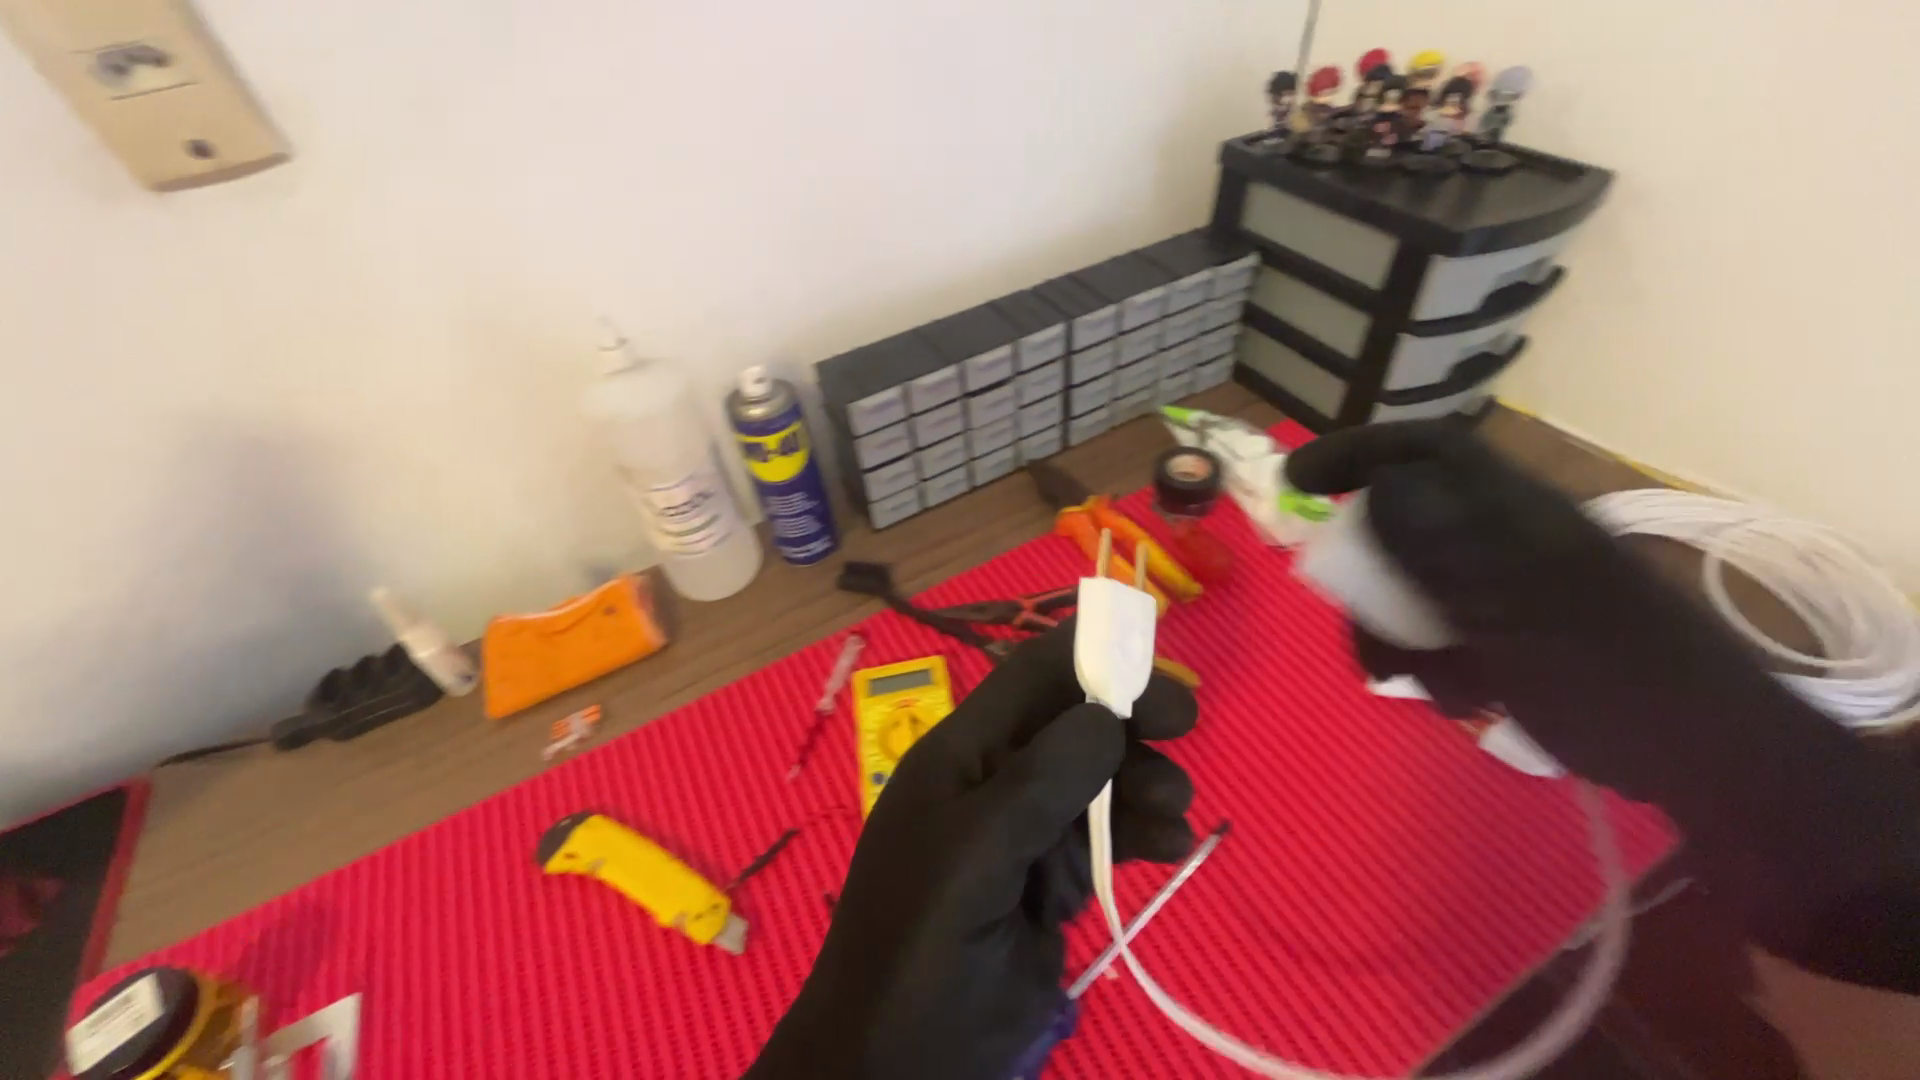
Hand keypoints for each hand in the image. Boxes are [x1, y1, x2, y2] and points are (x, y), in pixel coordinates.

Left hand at [744, 622, 1197, 1079]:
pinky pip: (1104, 837)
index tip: (1154, 661)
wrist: (898, 1061)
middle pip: (1073, 723)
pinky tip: (1173, 845)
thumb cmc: (922, 943)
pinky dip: (1141, 832)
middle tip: (1185, 724)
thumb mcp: (976, 851)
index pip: (1029, 676)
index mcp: (962, 753)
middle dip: (1128, 718)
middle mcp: (995, 780)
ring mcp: (1024, 832)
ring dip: (1143, 782)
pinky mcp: (1049, 882)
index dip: (1089, 653)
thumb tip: (1106, 717)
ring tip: (1173, 810)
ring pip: (1097, 780)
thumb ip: (1042, 778)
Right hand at [1286, 420, 1919, 993]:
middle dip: (1369, 583)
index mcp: (1511, 512)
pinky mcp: (1505, 630)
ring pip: (1408, 587)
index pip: (1423, 450)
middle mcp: (1501, 536)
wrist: (1700, 760)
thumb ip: (1445, 543)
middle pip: (1398, 529)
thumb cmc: (1610, 673)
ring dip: (1397, 637)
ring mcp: (1502, 585)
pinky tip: (1452, 696)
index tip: (1294, 483)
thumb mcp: (1520, 604)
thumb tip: (1380, 486)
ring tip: (1422, 684)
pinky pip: (1433, 629)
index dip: (1355, 453)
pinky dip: (1425, 662)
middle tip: (1362, 633)